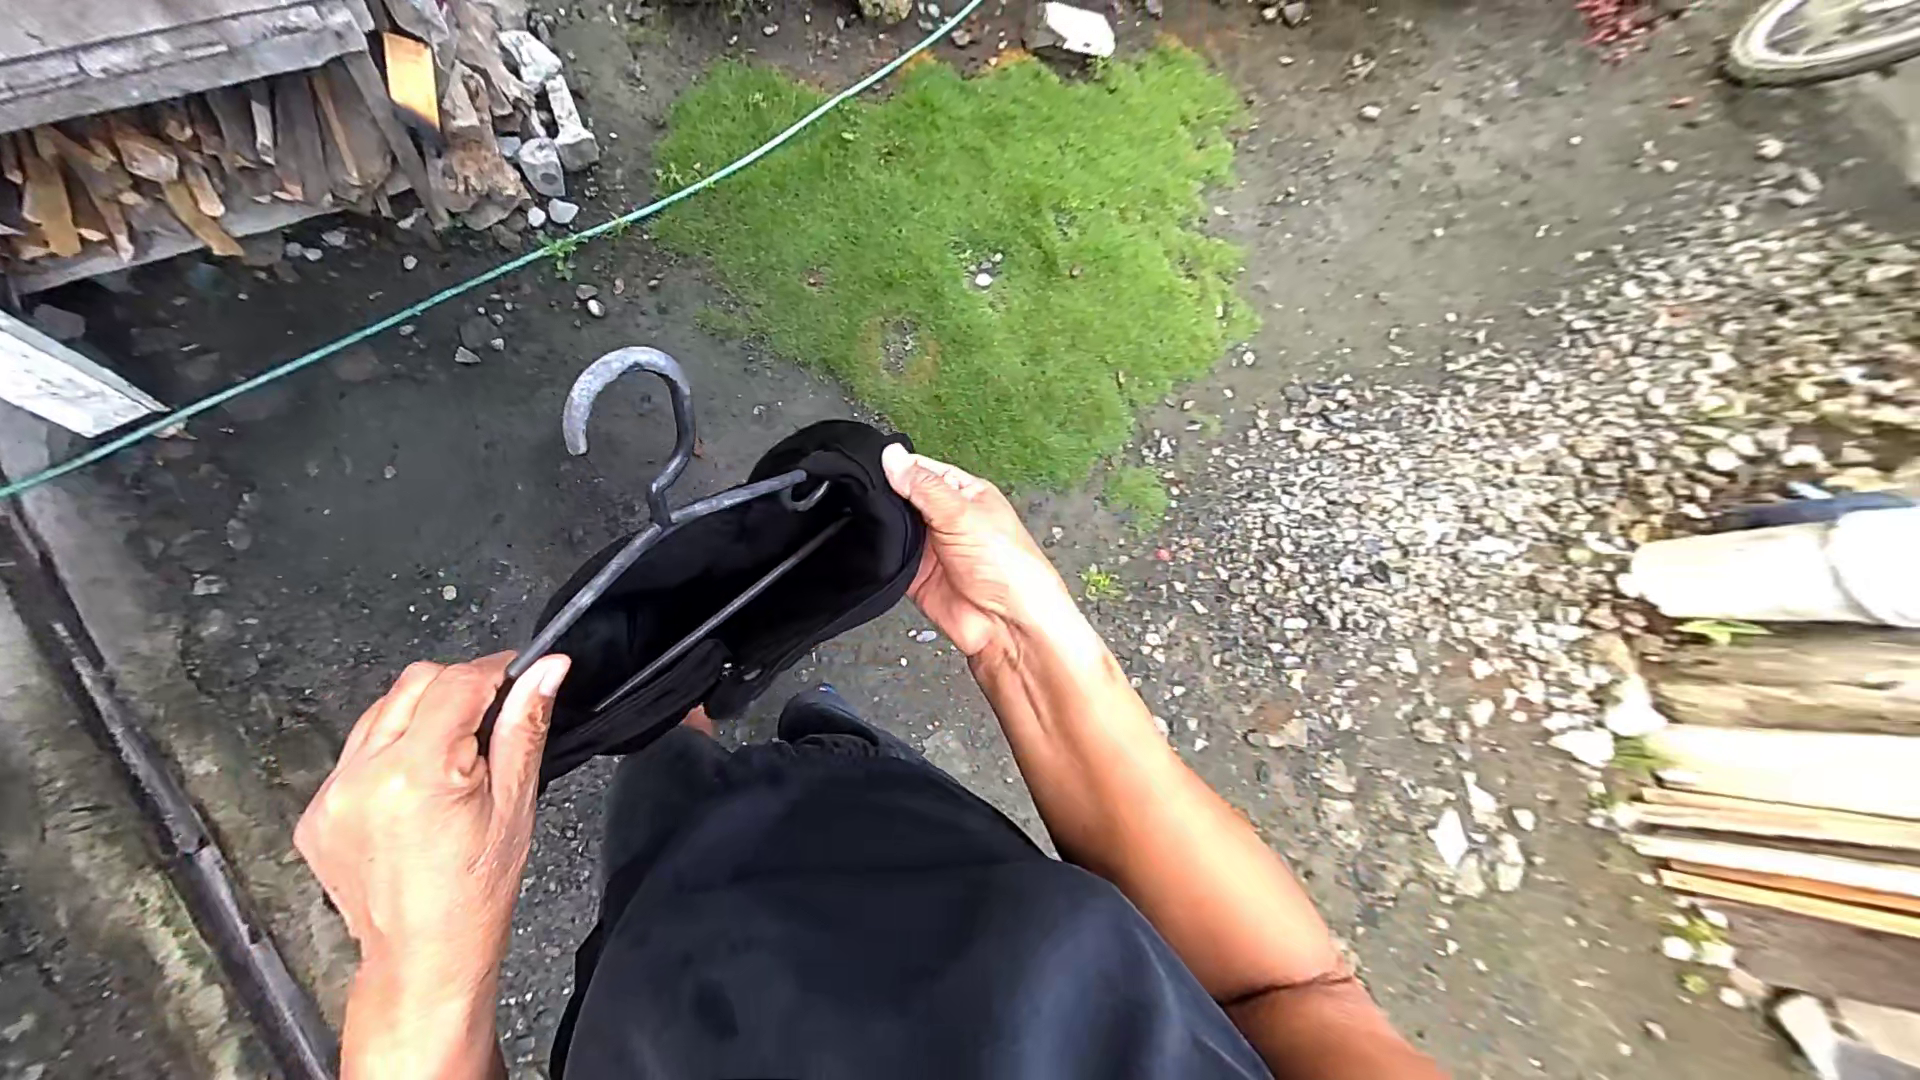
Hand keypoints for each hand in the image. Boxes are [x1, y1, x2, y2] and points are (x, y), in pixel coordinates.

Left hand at [295, 651, 568, 1077]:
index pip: (458, 682)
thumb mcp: (518, 797)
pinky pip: (360, 745)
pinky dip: (399, 738)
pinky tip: (426, 770)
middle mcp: (362, 777)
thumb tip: (549, 669)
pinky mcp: (316, 810)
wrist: (423, 949)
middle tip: (499, 708)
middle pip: (416, 682)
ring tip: (462, 743)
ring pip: (385, 707)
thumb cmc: (479, 881)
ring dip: (429, 707)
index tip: (523, 672)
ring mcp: (330, 794)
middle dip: (464, 682)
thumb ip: (526, 724)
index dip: (498, 667)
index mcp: (418, 774)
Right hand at [881, 444, 1087, 660]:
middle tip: (862, 496)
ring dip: (882, 527)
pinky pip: (889, 559)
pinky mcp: (917, 574)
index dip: (897, 467)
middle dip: (885, 498)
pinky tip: (872, 548)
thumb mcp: (963, 514)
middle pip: (903, 498)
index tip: (870, 466)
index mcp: (964, 494)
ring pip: (893, 528)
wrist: (1007, 624)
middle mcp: (946, 518)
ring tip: (868, 522)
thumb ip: (924, 487)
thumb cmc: (1009, 567)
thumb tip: (893, 457)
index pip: (922, 471)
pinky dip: (879, 554)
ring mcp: (931, 547)